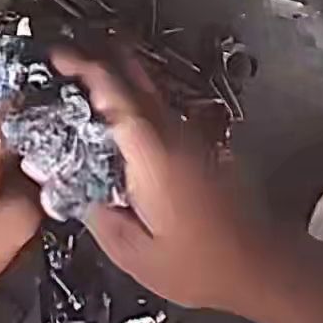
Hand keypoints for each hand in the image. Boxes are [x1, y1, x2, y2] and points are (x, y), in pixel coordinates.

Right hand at [53, 48, 289, 315]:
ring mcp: (187, 136)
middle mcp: (171, 134)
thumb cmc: (204, 263)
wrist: (264, 265)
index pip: (115, 93)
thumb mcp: (137, 255)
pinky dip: (128, 101)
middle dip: (98, 57)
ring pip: (146, 89)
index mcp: (152, 154)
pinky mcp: (194, 145)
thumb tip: (76, 192)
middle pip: (134, 76)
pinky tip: (112, 120)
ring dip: (114, 77)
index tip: (58, 56)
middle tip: (65, 58)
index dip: (84, 67)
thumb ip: (99, 217)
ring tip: (80, 82)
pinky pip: (155, 109)